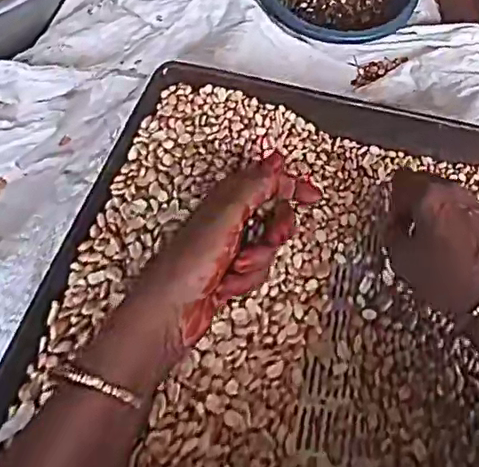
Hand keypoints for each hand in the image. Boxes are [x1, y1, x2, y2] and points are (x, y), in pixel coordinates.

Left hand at [85, 154, 320, 382]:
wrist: (166, 317)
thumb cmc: (186, 267)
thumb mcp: (227, 216)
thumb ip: (255, 186)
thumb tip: (277, 162)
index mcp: (228, 197)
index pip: (268, 180)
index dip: (291, 184)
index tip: (312, 194)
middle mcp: (230, 219)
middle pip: (274, 213)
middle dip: (278, 229)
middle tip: (273, 238)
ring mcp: (230, 247)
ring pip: (268, 245)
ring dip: (259, 260)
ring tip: (238, 267)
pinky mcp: (230, 273)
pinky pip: (258, 269)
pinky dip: (248, 279)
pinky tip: (229, 284)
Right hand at [383, 169, 478, 317]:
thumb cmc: (444, 277)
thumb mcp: (403, 260)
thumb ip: (392, 233)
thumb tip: (393, 225)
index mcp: (428, 195)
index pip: (401, 180)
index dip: (393, 200)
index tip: (392, 220)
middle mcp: (450, 189)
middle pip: (422, 182)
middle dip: (411, 201)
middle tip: (405, 226)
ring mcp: (469, 199)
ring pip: (441, 193)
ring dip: (431, 207)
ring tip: (425, 235)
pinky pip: (457, 204)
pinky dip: (448, 214)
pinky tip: (445, 238)